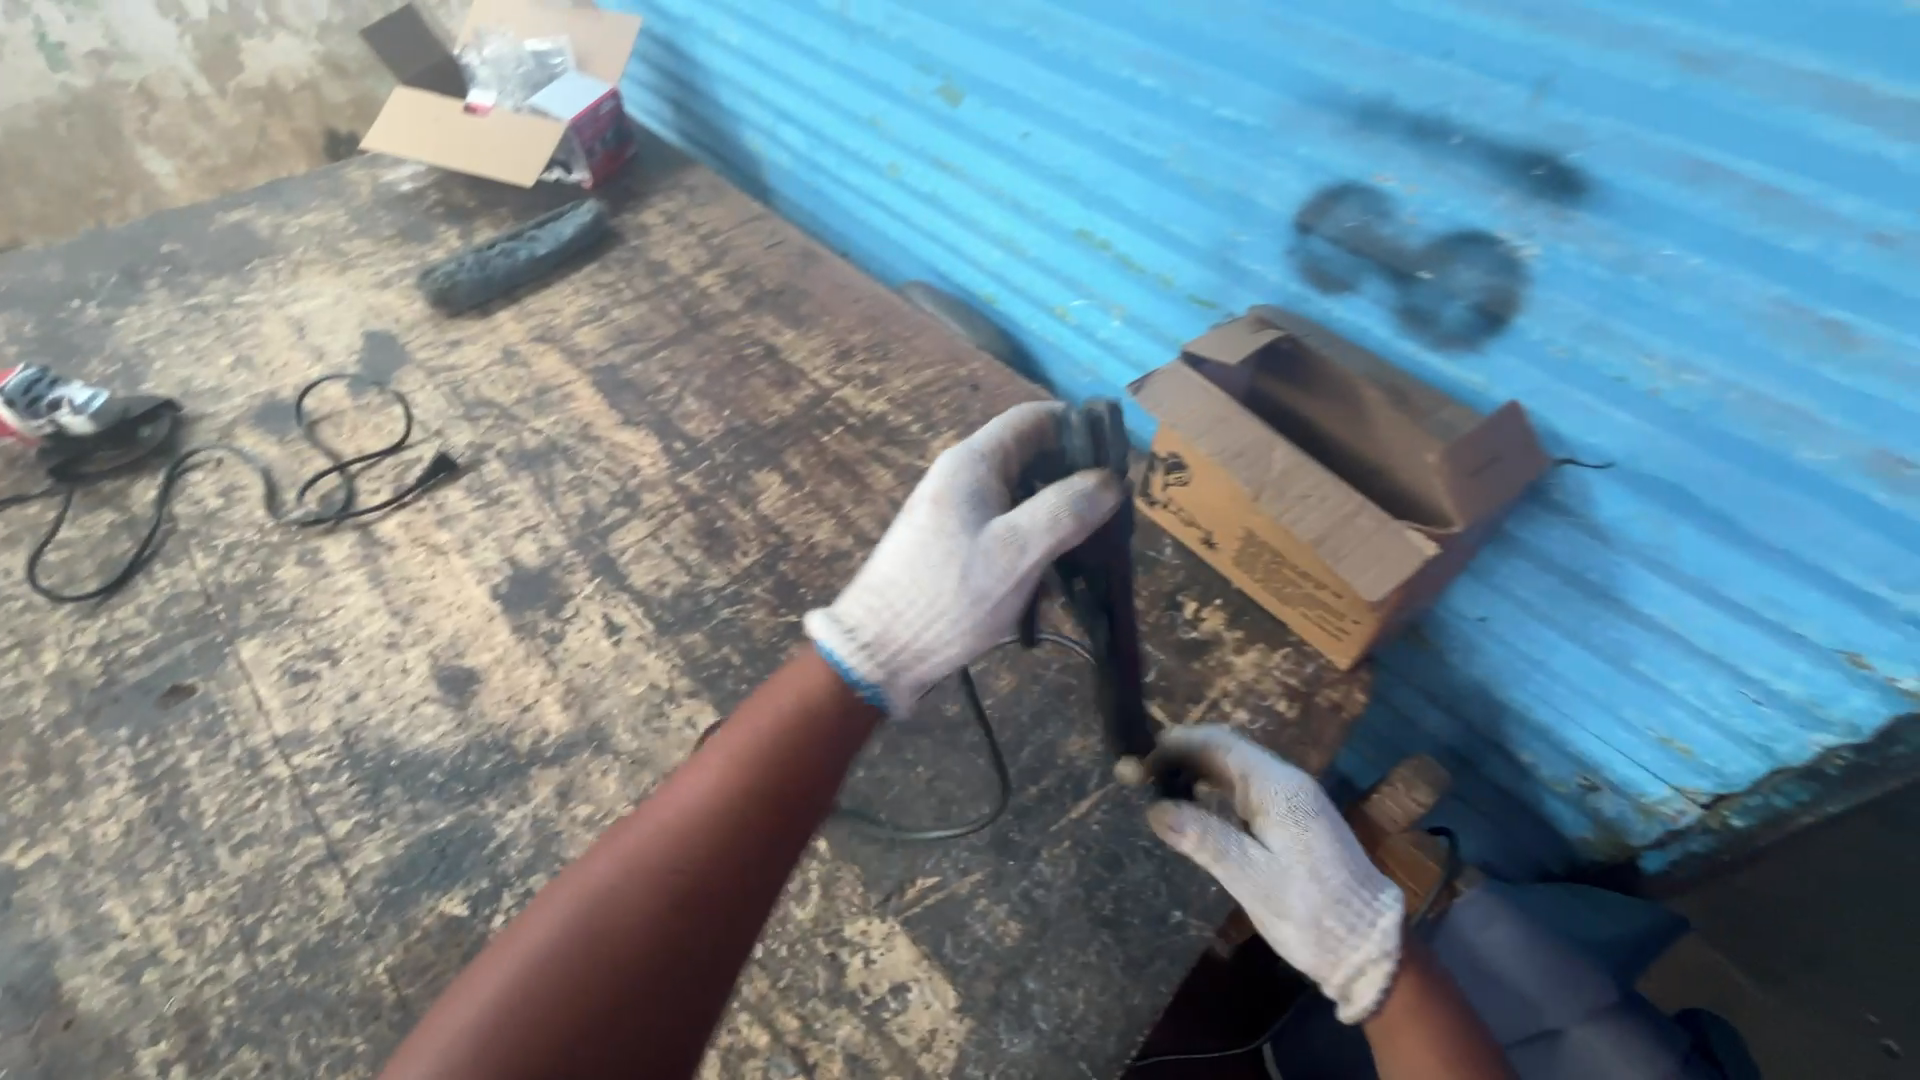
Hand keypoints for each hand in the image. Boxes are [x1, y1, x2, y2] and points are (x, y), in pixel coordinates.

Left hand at [804, 402, 1124, 717]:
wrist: (878, 650)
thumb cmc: (949, 595)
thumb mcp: (1018, 551)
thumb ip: (1068, 508)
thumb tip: (1112, 479)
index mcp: (974, 462)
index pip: (1035, 418)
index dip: (1079, 429)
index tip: (1119, 461)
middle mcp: (962, 477)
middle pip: (1030, 459)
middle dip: (1073, 484)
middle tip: (1111, 519)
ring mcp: (954, 513)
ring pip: (1020, 501)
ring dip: (1055, 524)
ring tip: (1086, 560)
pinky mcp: (950, 546)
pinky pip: (1003, 533)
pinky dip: (1030, 549)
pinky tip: (1047, 588)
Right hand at [1145, 725, 1404, 1022]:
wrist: (1373, 949)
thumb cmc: (1311, 913)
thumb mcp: (1253, 880)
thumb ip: (1205, 840)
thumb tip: (1156, 809)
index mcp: (1277, 787)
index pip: (1217, 744)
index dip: (1175, 745)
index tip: (1138, 760)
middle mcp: (1286, 782)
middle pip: (1225, 751)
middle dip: (1181, 755)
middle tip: (1140, 774)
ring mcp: (1293, 800)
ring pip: (1235, 768)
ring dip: (1196, 770)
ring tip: (1158, 786)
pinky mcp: (1294, 819)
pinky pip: (1246, 788)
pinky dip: (1214, 788)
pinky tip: (1195, 806)